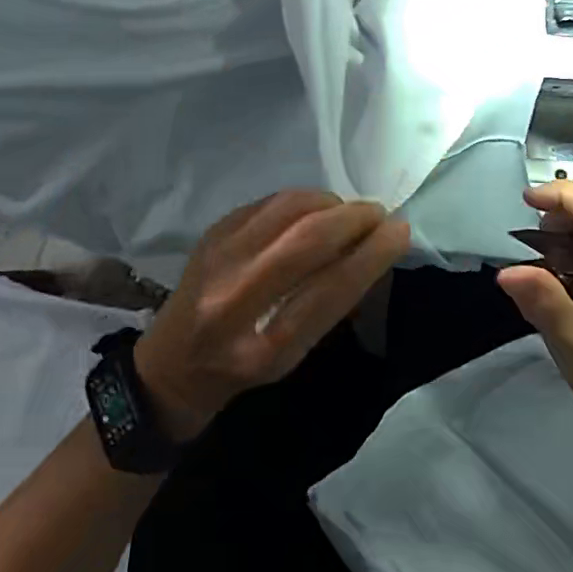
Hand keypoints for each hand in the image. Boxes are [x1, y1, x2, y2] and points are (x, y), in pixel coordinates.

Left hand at [133, 191, 409, 441]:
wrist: (172, 365)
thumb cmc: (243, 370)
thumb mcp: (292, 356)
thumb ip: (329, 305)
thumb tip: (371, 250)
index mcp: (261, 349)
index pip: (329, 290)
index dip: (372, 255)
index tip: (400, 232)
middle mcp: (232, 300)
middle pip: (307, 239)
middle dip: (355, 218)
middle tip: (379, 215)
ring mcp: (216, 260)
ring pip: (288, 209)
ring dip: (331, 204)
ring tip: (349, 213)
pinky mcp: (211, 233)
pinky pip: (270, 202)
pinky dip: (304, 201)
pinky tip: (317, 211)